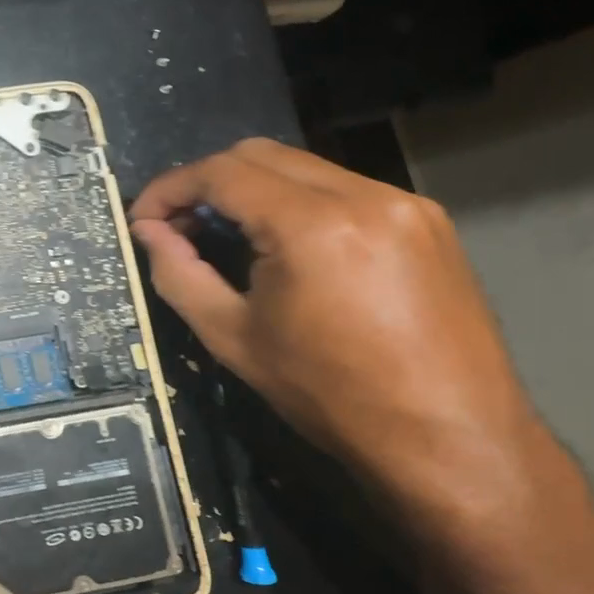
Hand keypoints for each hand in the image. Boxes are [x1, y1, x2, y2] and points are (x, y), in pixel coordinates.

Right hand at [129, 138, 541, 497]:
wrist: (451, 438)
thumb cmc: (329, 393)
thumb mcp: (231, 335)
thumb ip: (178, 272)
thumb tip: (149, 231)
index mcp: (313, 225)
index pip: (221, 172)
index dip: (169, 189)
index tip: (142, 220)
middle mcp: (364, 196)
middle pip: (260, 154)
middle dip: (206, 182)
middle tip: (178, 227)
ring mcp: (404, 205)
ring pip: (303, 167)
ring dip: (251, 190)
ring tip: (226, 238)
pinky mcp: (428, 222)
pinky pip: (342, 189)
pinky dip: (296, 203)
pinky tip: (284, 247)